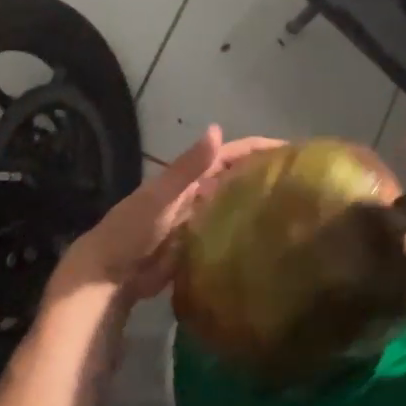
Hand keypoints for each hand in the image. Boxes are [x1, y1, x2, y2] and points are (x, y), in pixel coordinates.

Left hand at [54, 126, 283, 302]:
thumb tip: (217, 128)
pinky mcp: (195, 251)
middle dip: (262, 176)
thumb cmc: (131, 230)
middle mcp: (194, 197)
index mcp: (187, 179)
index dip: (256, 149)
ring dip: (255, 205)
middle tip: (299, 181)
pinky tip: (267, 241)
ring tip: (292, 210)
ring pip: (232, 208)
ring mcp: (195, 224)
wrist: (106, 277)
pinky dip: (244, 235)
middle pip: (234, 180)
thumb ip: (188, 167)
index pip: (229, 156)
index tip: (290, 150)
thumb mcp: (160, 195)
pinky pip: (226, 237)